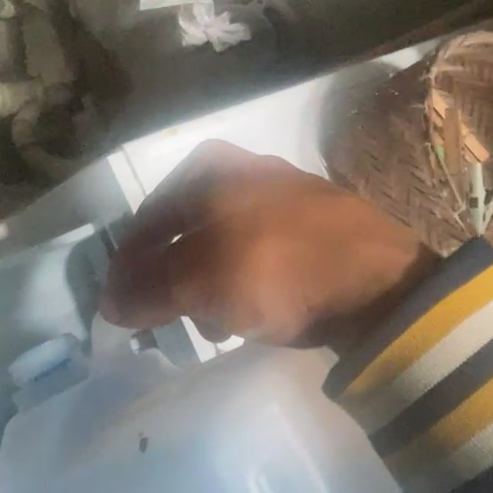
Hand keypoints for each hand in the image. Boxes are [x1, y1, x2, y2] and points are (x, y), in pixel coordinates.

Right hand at [100, 140, 437, 350]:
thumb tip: (109, 305)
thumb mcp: (200, 283)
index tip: (119, 307)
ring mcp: (284, 192)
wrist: (383, 284)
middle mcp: (241, 168)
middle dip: (169, 278)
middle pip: (185, 228)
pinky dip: (245, 280)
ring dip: (206, 283)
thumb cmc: (274, 268)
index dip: (128, 266)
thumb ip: (149, 291)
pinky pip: (262, 251)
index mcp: (206, 167)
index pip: (147, 218)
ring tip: (211, 326)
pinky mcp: (318, 222)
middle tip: (162, 317)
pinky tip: (252, 313)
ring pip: (224, 241)